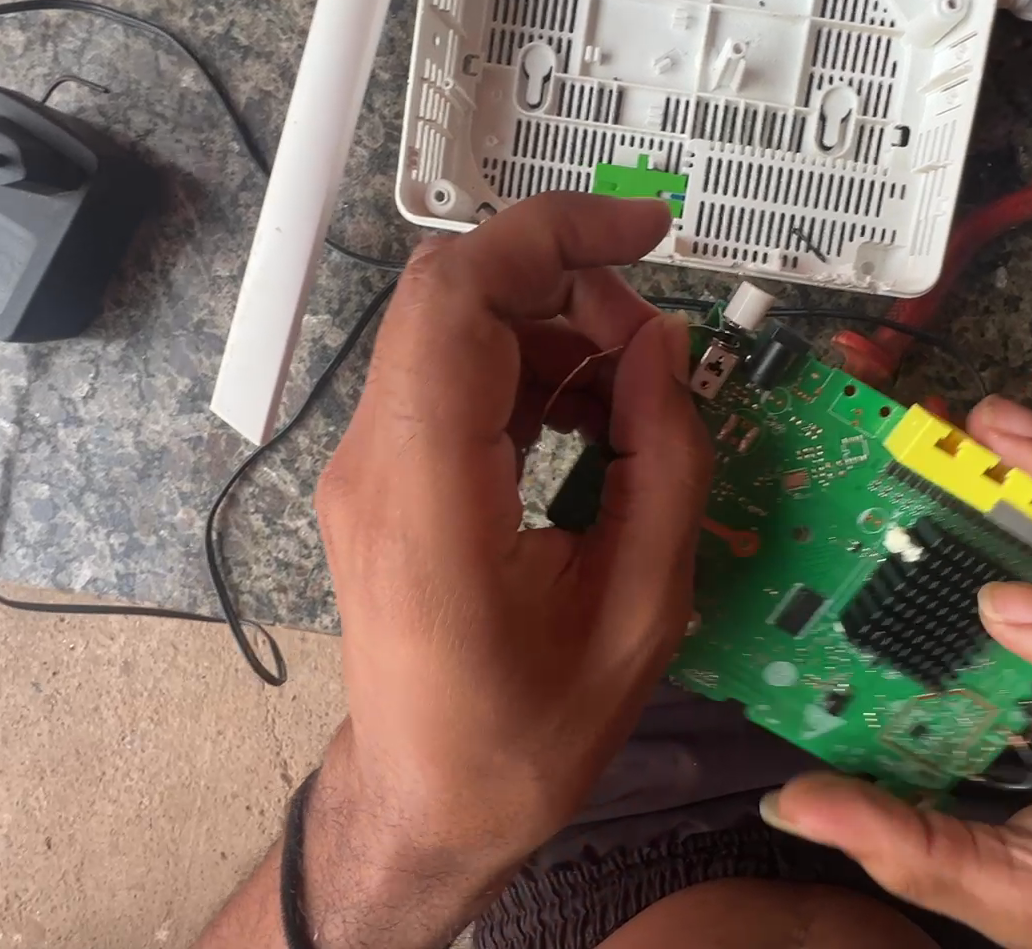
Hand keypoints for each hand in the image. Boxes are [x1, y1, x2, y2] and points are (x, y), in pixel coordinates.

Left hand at [304, 194, 711, 943]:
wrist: (425, 801)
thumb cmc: (527, 735)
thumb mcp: (641, 611)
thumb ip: (663, 460)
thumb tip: (663, 346)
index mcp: (427, 494)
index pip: (458, 297)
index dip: (553, 235)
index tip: (644, 229)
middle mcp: (375, 458)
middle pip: (458, 297)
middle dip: (571, 288)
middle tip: (652, 350)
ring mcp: (368, 461)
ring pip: (460, 329)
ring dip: (557, 334)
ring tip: (629, 404)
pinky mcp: (385, 470)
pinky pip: (458, 378)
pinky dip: (531, 373)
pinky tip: (584, 425)